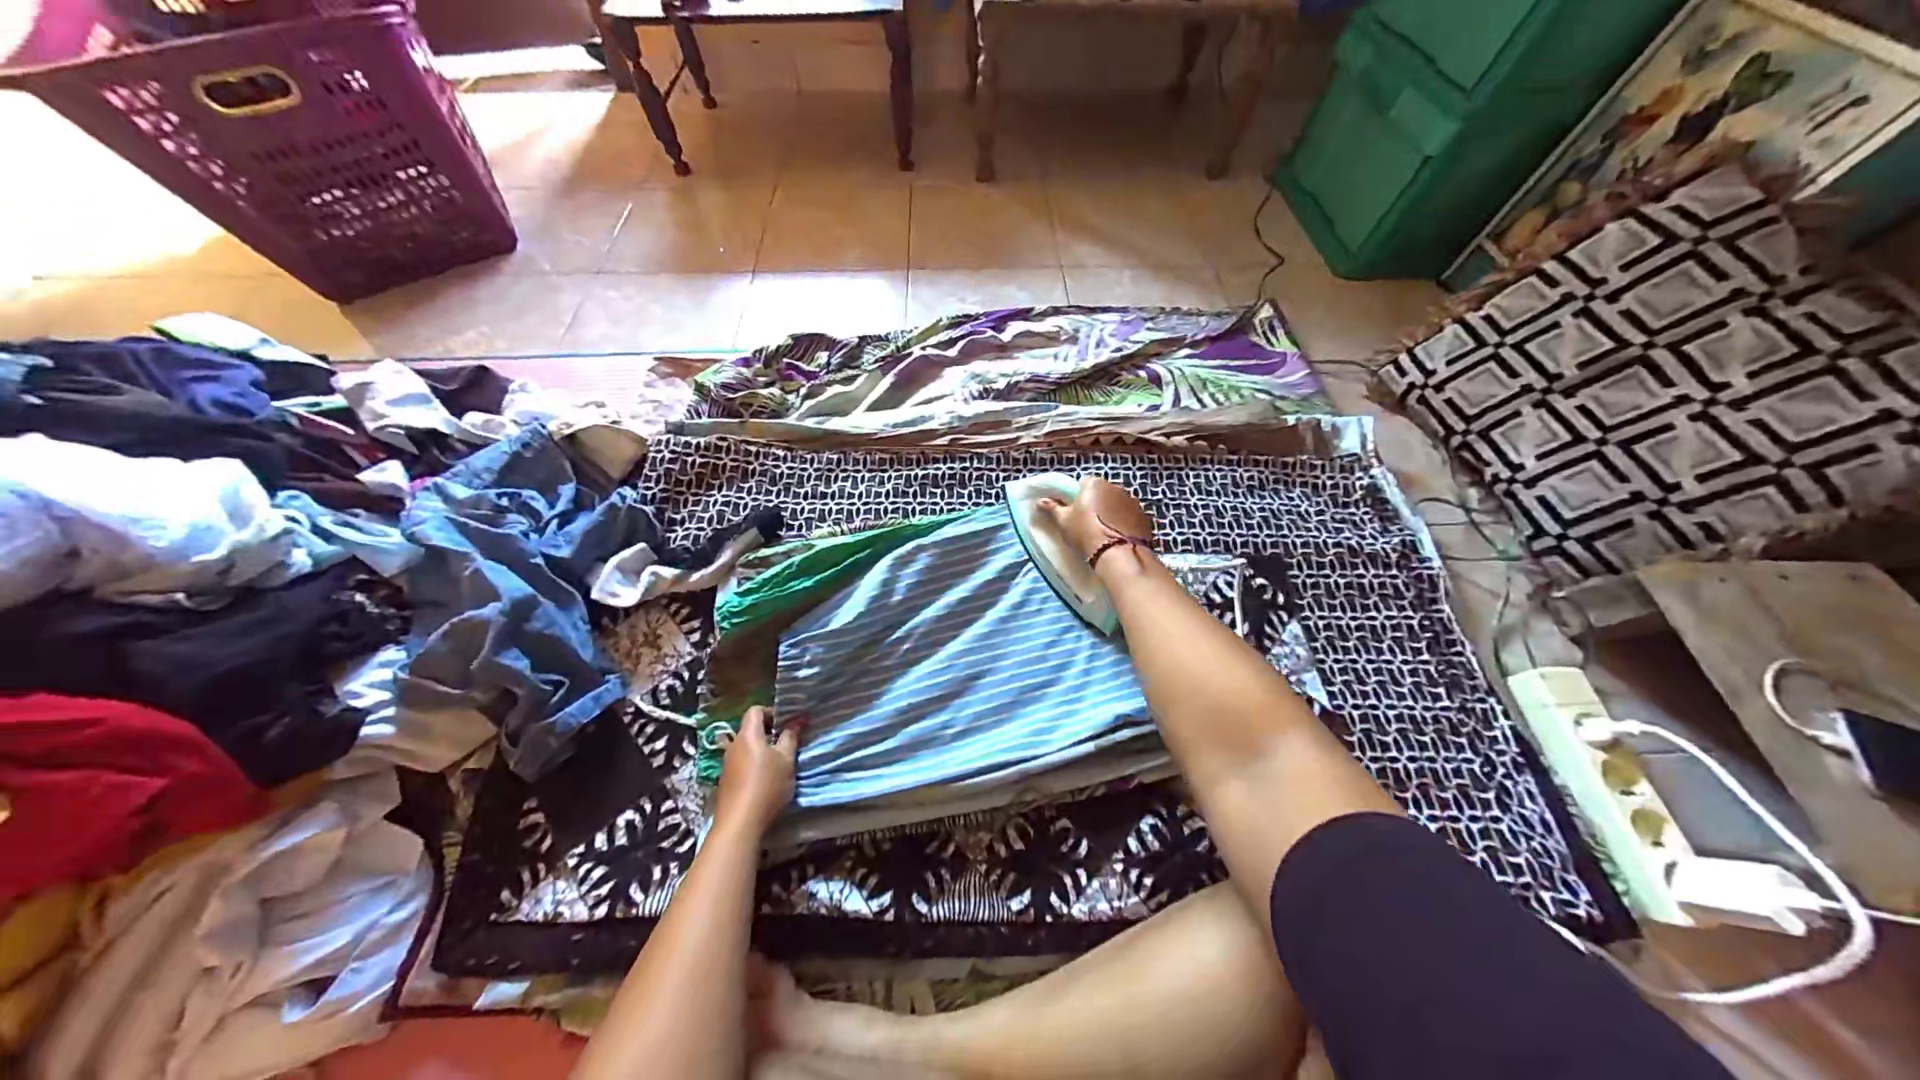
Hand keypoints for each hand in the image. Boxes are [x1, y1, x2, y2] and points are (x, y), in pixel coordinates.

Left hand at [713, 706, 802, 835]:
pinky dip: (752, 763)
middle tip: (786, 742)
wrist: (739, 822)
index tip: (787, 724)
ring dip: (760, 749)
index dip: (772, 712)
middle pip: (749, 728)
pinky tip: (764, 778)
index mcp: (748, 735)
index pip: (755, 710)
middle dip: (768, 732)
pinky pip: (741, 762)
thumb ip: (791, 737)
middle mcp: (733, 745)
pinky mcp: (726, 780)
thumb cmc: (767, 785)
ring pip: (745, 746)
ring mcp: (727, 763)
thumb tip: (798, 719)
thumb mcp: (786, 760)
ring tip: (777, 762)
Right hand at [1037, 477, 1154, 565]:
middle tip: (1088, 524)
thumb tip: (1040, 501)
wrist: (1119, 555)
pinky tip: (1118, 537)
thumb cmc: (1086, 534)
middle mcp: (1116, 487)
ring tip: (1104, 533)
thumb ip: (1052, 508)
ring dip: (1111, 513)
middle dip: (1096, 504)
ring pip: (1117, 504)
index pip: (1083, 484)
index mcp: (1095, 483)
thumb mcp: (1064, 522)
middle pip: (1102, 493)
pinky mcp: (1144, 517)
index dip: (1077, 498)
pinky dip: (1124, 523)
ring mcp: (1133, 501)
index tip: (1075, 514)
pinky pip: (1129, 517)